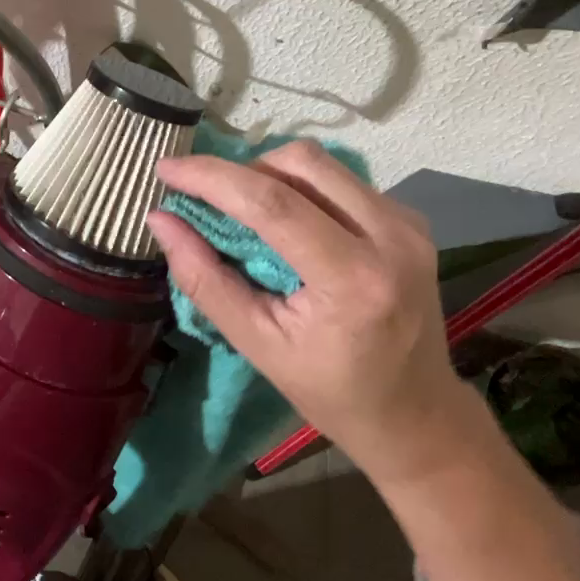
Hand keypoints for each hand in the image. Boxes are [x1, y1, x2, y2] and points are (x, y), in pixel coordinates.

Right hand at [147, 141, 472, 482]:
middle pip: (301, 163)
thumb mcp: (258, 345)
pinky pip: (342, 180)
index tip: (166, 169)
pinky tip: (289, 224)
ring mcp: (407, 224)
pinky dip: (301, 187)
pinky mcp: (411, 220)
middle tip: (208, 198)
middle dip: (242, 170)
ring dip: (270, 173)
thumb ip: (205, 279)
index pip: (272, 203)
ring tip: (244, 210)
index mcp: (353, 280)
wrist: (419, 417)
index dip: (212, 178)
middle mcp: (390, 238)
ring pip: (321, 164)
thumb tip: (160, 219)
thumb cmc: (331, 392)